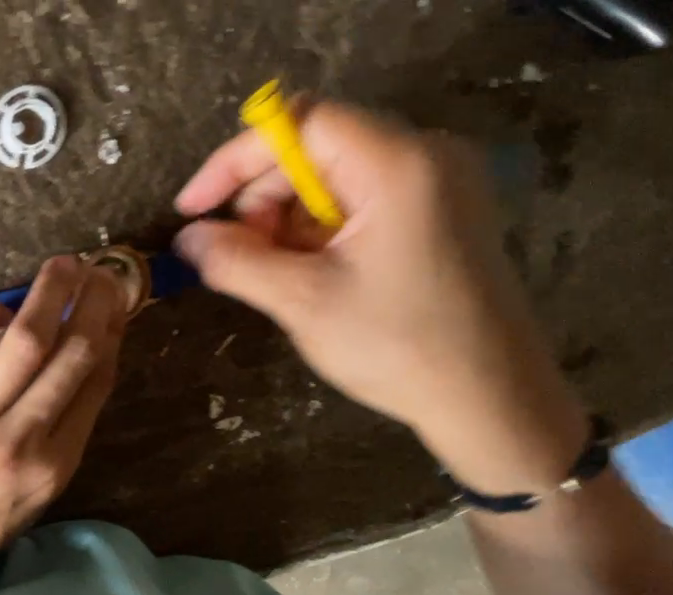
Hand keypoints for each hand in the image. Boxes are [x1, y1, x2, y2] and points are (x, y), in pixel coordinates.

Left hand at [0, 256, 128, 594]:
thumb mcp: (36, 497)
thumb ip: (63, 440)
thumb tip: (86, 370)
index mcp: (55, 465)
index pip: (96, 383)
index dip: (112, 334)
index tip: (116, 305)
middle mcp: (22, 440)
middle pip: (71, 354)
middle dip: (93, 303)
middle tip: (99, 271)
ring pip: (24, 341)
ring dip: (50, 293)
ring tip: (64, 265)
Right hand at [173, 101, 587, 492]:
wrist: (486, 393)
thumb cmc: (395, 344)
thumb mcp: (302, 302)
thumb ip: (236, 261)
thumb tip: (185, 239)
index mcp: (398, 164)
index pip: (300, 124)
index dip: (235, 160)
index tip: (190, 209)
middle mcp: (424, 156)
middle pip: (315, 148)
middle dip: (260, 198)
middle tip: (232, 255)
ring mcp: (435, 184)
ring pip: (332, 178)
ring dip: (283, 220)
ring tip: (270, 275)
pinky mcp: (436, 214)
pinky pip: (357, 203)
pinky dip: (316, 232)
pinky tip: (305, 275)